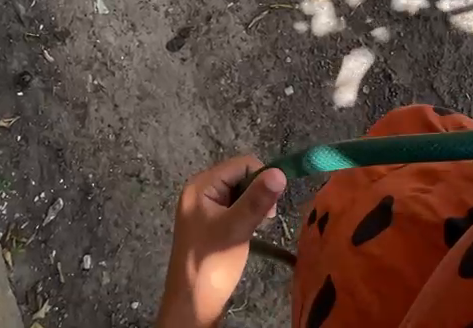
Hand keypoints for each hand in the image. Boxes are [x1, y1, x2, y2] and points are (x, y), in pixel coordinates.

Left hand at [155, 156, 286, 327]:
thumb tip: (280, 172)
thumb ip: (257, 199)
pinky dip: (245, 216)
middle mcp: (200, 190)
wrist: (191, 307)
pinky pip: (233, 207)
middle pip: (239, 177)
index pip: (241, 165)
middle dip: (256, 194)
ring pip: (239, 193)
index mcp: (201, 185)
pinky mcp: (209, 223)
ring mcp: (203, 208)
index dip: (261, 179)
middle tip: (265, 220)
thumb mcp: (236, 228)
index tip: (271, 207)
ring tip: (254, 228)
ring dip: (252, 206)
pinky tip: (247, 233)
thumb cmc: (212, 265)